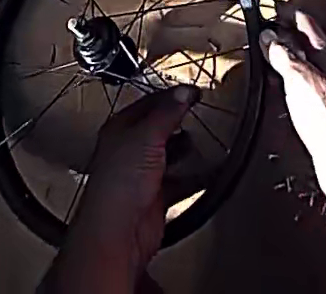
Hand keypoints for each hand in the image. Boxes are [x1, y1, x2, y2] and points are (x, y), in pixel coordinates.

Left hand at [41, 84, 197, 293]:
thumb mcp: (146, 137)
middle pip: (158, 129)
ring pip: (168, 155)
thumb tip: (183, 93)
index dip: (171, 96)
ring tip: (204, 140)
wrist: (118, 232)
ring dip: (186, 149)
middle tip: (199, 113)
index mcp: (121, 128)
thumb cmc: (119, 182)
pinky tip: (207, 172)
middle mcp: (129, 149)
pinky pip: (178, 182)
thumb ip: (167, 113)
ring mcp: (141, 174)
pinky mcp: (154, 198)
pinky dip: (193, 176)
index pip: (149, 104)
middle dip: (178, 121)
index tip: (191, 93)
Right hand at [262, 11, 325, 182]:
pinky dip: (286, 79)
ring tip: (264, 51)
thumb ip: (283, 55)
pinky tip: (276, 85)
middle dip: (284, 32)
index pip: (305, 22)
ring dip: (284, 56)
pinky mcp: (323, 113)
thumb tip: (268, 36)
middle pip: (305, 42)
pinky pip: (301, 85)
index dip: (286, 12)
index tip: (269, 6)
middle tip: (262, 27)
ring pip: (303, 64)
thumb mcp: (299, 78)